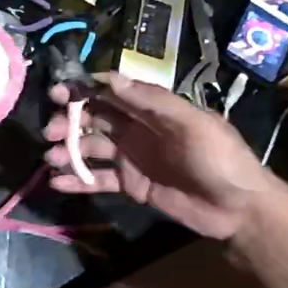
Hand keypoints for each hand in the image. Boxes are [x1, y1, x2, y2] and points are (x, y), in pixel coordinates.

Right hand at [42, 73, 277, 239]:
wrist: (239, 209)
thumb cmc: (220, 158)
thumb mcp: (191, 123)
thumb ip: (151, 101)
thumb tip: (109, 78)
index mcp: (153, 110)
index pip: (112, 92)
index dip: (84, 90)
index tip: (58, 92)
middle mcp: (138, 130)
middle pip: (95, 120)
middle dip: (69, 121)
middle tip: (49, 131)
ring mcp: (133, 158)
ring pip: (92, 149)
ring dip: (68, 151)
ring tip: (50, 159)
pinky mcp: (132, 186)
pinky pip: (98, 180)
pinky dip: (77, 181)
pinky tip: (57, 183)